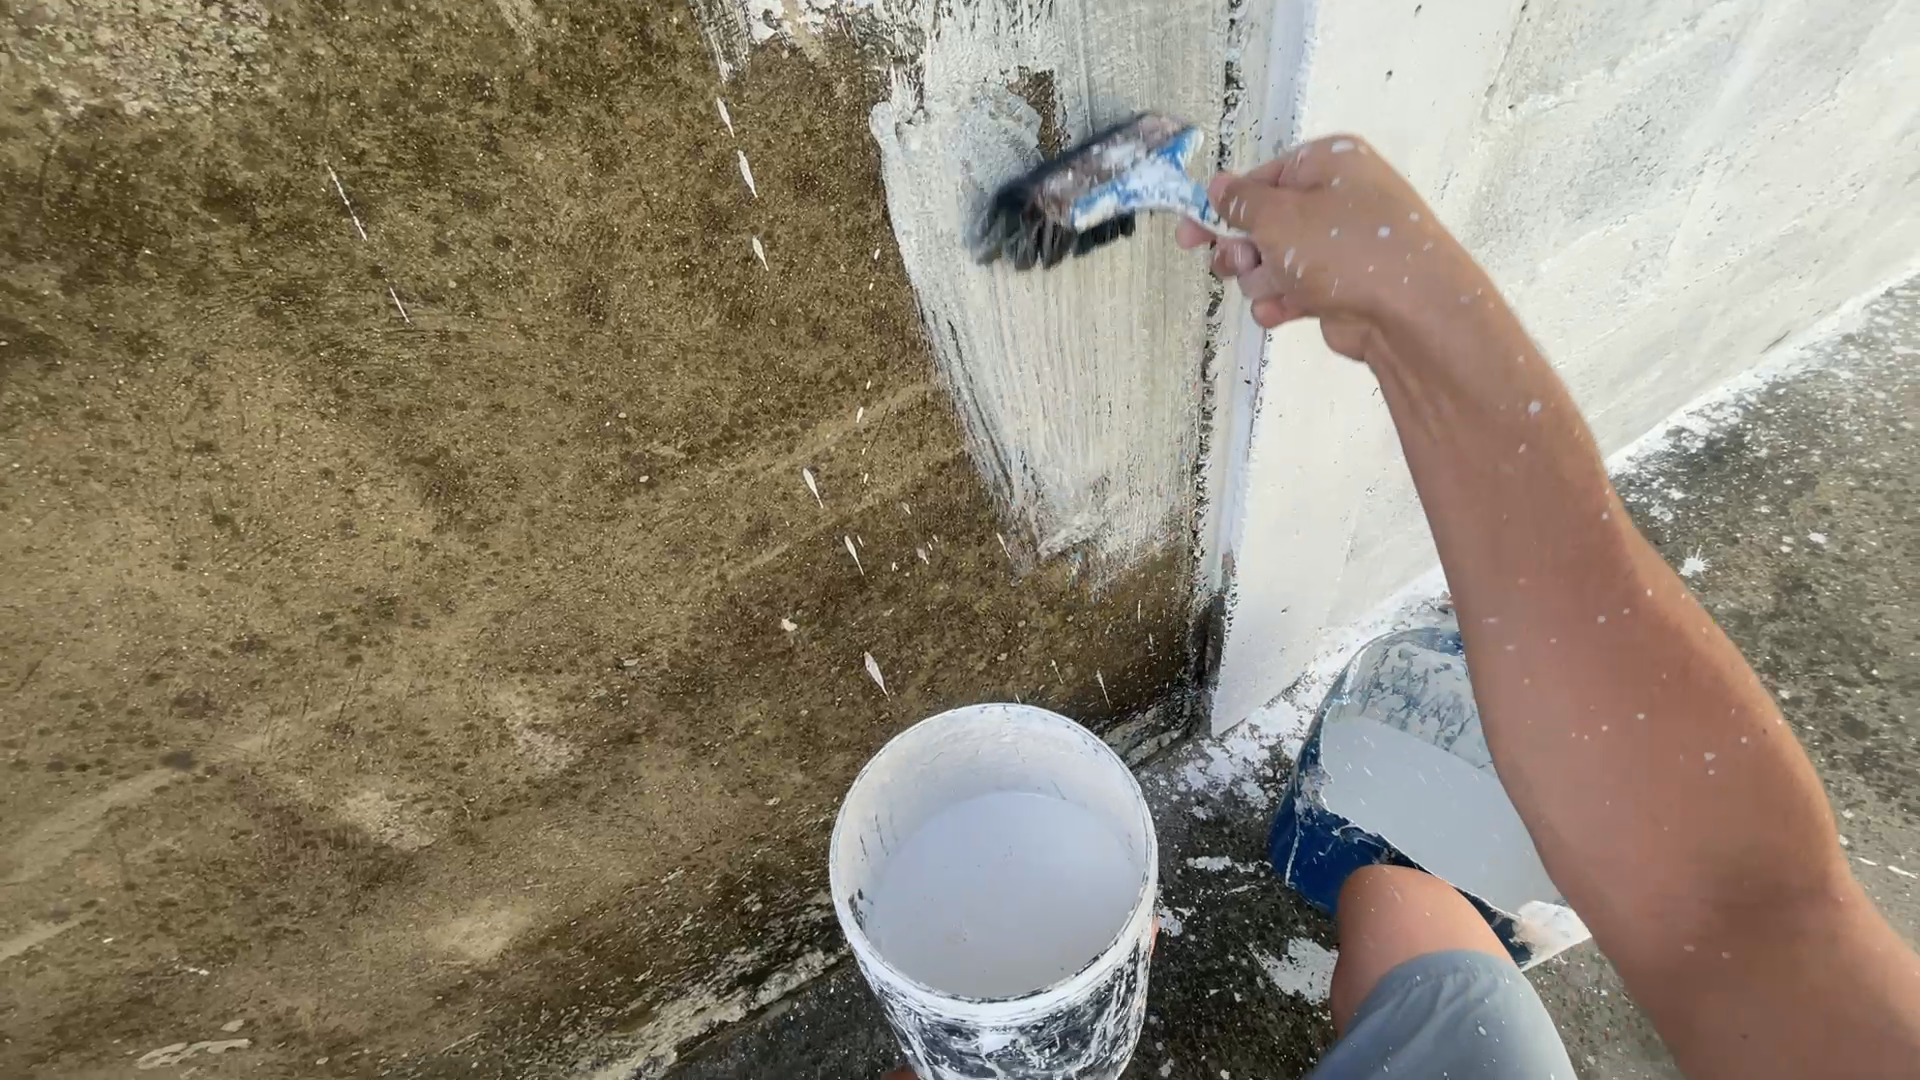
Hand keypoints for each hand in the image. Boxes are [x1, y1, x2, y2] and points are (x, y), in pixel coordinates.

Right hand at [1176, 135, 1477, 359]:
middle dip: (1242, 251)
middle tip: (1241, 264)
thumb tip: (1218, 185)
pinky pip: (1288, 291)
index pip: (1258, 180)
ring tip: (1278, 290)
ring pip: (1268, 264)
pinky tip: (1285, 312)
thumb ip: (1240, 202)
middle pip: (1259, 225)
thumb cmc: (1343, 249)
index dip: (1221, 209)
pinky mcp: (1334, 286)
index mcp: (1326, 165)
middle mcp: (1333, 199)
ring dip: (1261, 281)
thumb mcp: (1279, 217)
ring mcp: (1335, 246)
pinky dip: (1280, 303)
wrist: (1407, 310)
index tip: (1189, 234)